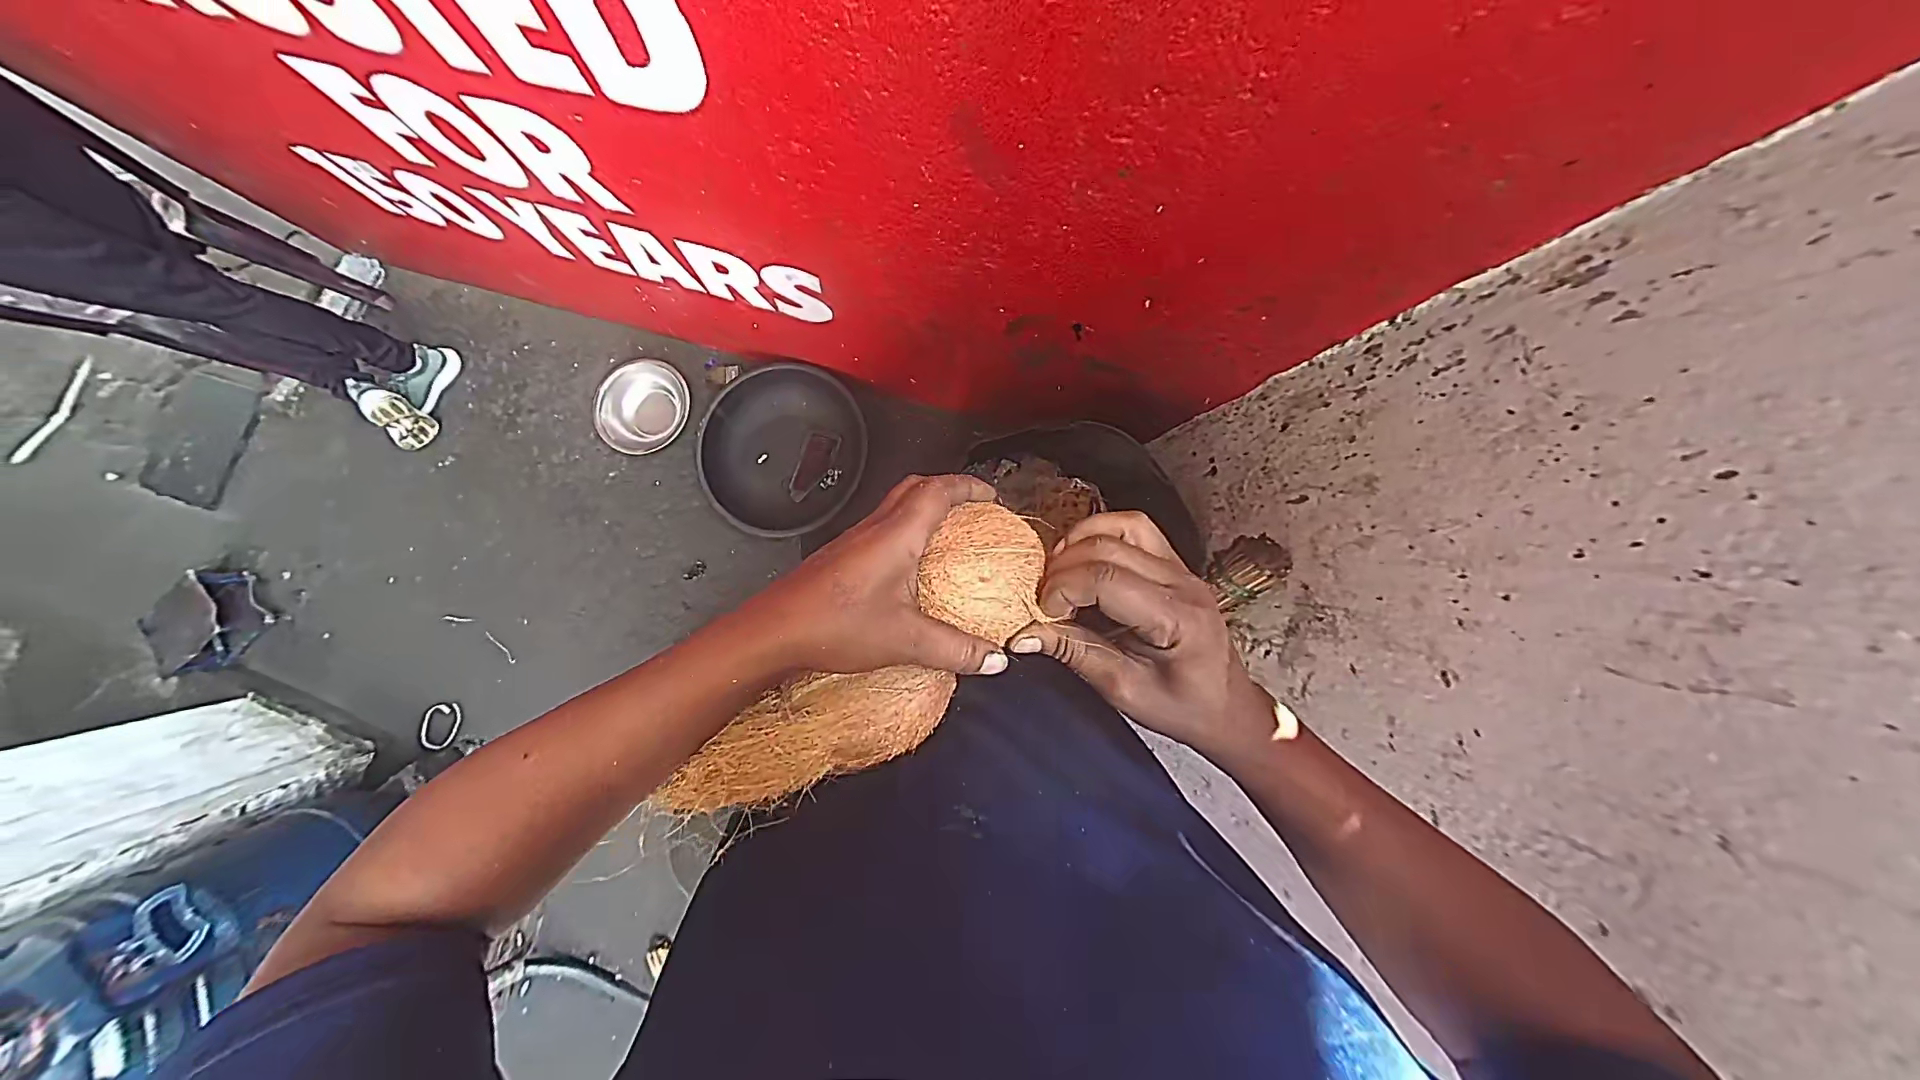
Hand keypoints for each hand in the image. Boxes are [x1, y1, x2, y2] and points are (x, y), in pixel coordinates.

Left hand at [741, 474, 1009, 676]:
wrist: (773, 631)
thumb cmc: (828, 624)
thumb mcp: (906, 640)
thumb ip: (955, 650)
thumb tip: (990, 658)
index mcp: (896, 535)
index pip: (939, 491)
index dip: (969, 486)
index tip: (988, 493)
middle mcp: (873, 530)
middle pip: (915, 487)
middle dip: (947, 488)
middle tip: (969, 504)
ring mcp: (853, 541)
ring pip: (893, 506)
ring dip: (922, 508)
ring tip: (943, 533)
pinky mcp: (840, 558)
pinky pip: (878, 530)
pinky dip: (902, 533)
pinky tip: (906, 567)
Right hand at [1009, 511, 1278, 760]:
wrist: (1225, 707)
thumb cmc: (1184, 706)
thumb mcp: (1124, 690)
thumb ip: (1074, 653)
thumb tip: (1025, 635)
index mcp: (1178, 618)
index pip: (1107, 578)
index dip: (1063, 589)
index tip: (1044, 613)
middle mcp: (1183, 583)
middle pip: (1108, 546)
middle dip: (1063, 569)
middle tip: (1045, 600)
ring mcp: (1181, 569)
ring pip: (1121, 526)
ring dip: (1079, 542)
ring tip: (1059, 573)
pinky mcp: (1173, 564)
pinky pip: (1133, 530)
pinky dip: (1099, 536)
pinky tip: (1082, 561)